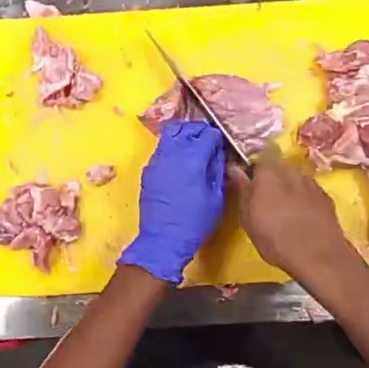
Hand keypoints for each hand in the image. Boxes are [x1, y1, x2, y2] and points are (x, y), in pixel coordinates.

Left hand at [119, 121, 228, 283]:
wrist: (163, 239)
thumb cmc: (194, 222)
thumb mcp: (215, 197)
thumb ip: (217, 170)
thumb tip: (218, 153)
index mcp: (192, 159)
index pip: (207, 134)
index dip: (216, 137)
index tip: (221, 144)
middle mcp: (172, 154)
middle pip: (186, 128)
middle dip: (198, 131)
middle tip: (207, 141)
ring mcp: (156, 161)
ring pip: (170, 135)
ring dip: (183, 136)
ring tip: (193, 147)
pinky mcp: (148, 171)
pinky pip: (161, 149)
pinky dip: (172, 148)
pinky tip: (179, 161)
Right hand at [231, 156, 358, 280]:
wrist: (317, 254)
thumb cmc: (274, 237)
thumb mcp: (248, 217)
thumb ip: (242, 189)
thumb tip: (233, 168)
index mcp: (268, 172)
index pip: (261, 155)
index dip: (255, 166)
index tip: (249, 180)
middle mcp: (292, 170)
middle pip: (279, 166)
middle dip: (272, 176)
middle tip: (264, 198)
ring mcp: (311, 182)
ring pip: (295, 178)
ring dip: (288, 187)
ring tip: (284, 209)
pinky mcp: (326, 197)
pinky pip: (309, 191)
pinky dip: (303, 198)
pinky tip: (300, 216)